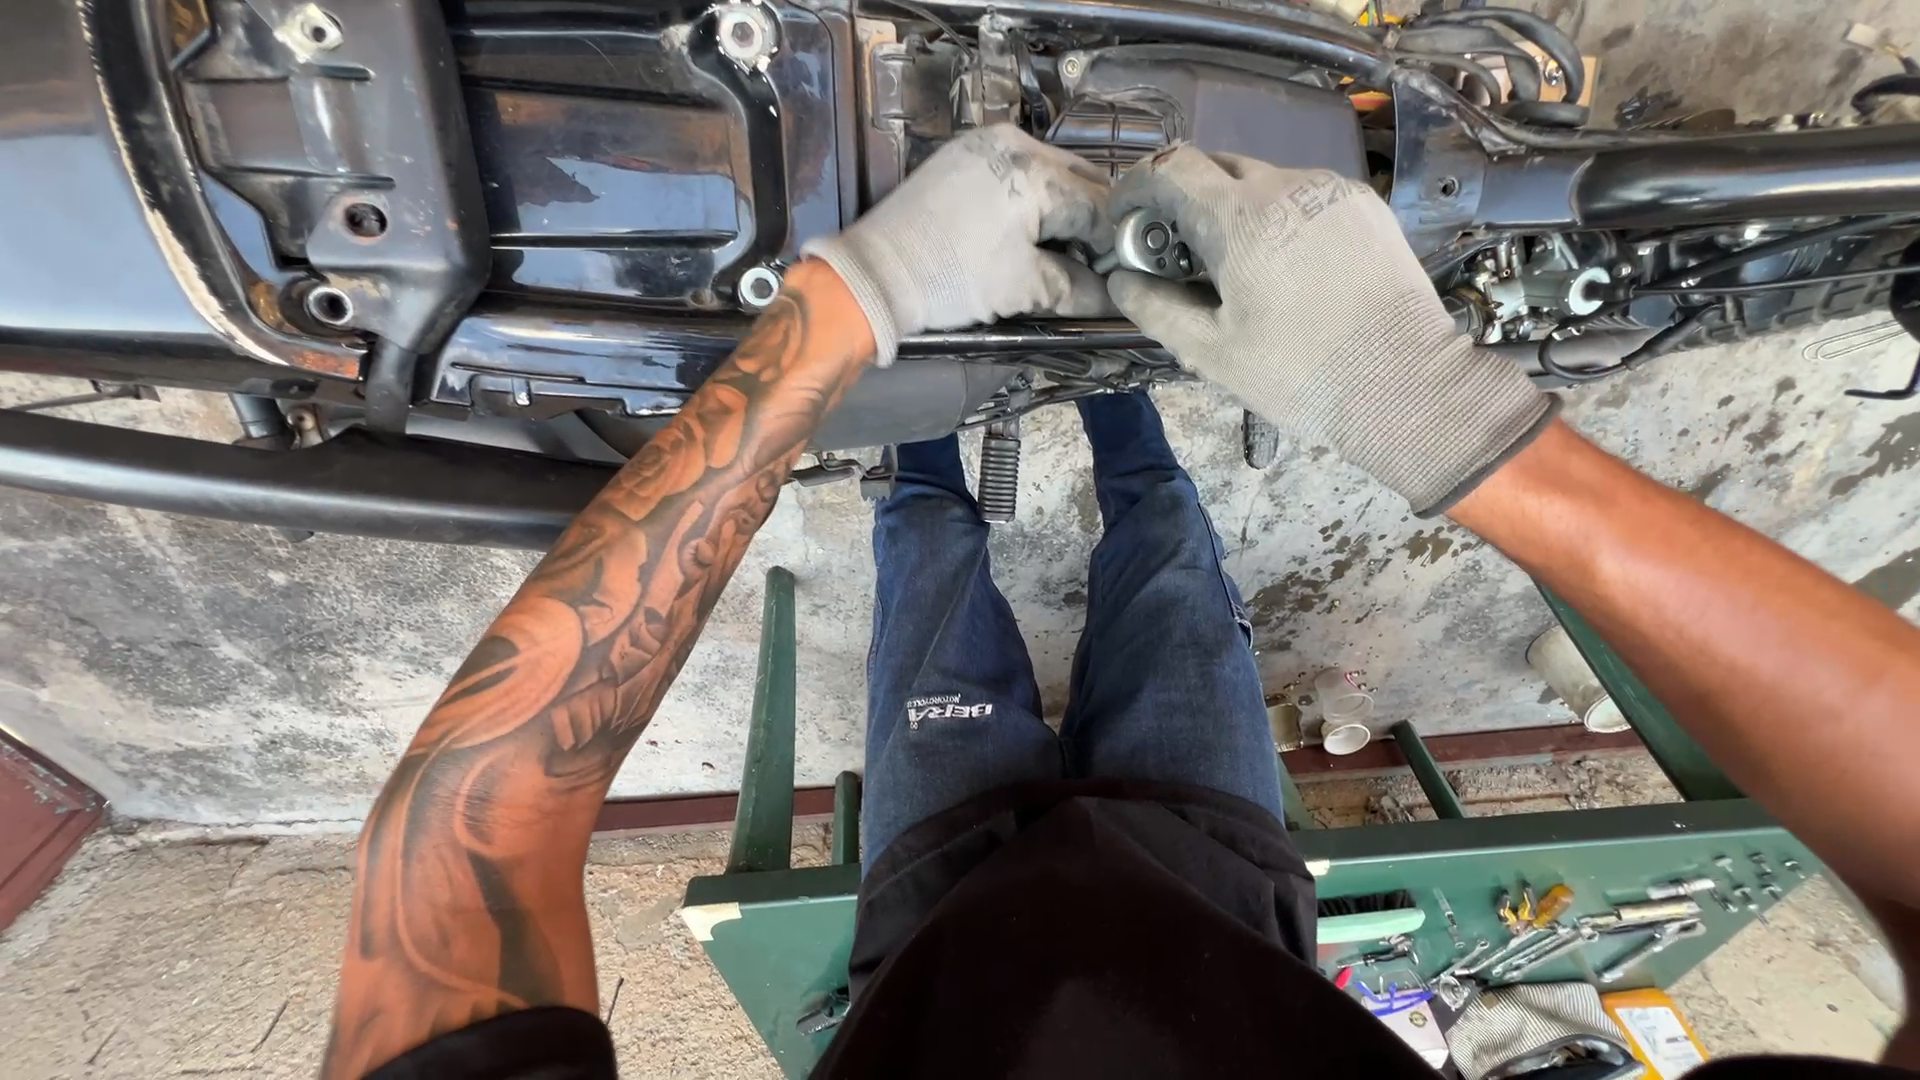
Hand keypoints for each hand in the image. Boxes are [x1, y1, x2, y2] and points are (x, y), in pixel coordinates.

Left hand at [803, 124, 1113, 364]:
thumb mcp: (1021, 289)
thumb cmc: (950, 281)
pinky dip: (1032, 202)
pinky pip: (1017, 173)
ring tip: (1060, 255)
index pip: (1099, 206)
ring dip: (1063, 213)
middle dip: (1091, 225)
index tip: (1117, 277)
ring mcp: (986, 143)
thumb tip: (1113, 298)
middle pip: (1078, 182)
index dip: (1113, 246)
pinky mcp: (964, 155)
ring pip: (1049, 175)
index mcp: (1035, 172)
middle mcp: (1015, 142)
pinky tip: (1028, 234)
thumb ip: (1077, 288)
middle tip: (1092, 267)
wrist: (875, 275)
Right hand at [1105, 146, 1554, 514]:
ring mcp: (1330, 190)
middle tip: (1174, 251)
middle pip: (1214, 165)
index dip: (1135, 186)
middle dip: (1181, 198)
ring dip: (1227, 209)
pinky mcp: (1362, 204)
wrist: (1401, 383)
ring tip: (1229, 265)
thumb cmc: (1296, 374)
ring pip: (1259, 179)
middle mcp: (1286, 186)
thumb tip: (1121, 278)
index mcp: (1241, 221)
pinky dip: (1271, 216)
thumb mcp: (1208, 353)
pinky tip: (1277, 265)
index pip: (1170, 169)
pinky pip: (1299, 194)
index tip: (1125, 219)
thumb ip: (1155, 308)